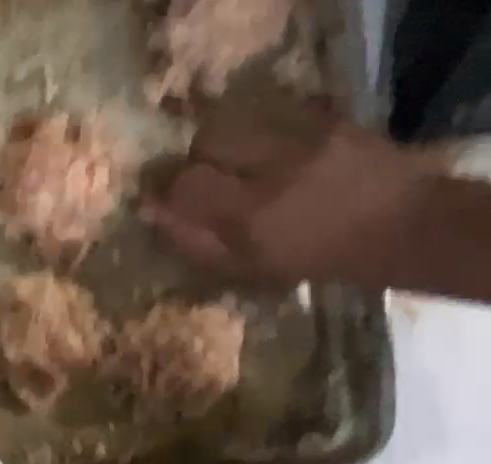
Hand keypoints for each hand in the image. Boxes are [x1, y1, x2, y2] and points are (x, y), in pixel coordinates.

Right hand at [143, 101, 441, 289]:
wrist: (400, 226)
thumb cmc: (309, 258)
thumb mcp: (239, 266)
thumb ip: (188, 239)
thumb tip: (147, 210)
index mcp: (249, 212)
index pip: (184, 182)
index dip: (169, 191)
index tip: (170, 201)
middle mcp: (277, 166)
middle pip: (208, 138)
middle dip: (198, 158)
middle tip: (207, 176)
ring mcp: (309, 137)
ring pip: (241, 119)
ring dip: (228, 141)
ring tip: (237, 160)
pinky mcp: (332, 119)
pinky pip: (276, 113)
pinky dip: (262, 130)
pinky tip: (271, 149)